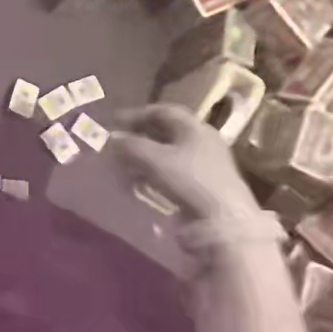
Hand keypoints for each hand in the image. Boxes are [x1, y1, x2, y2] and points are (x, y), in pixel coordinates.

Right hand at [112, 105, 264, 221]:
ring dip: (143, 157)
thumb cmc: (189, 181)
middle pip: (166, 132)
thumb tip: (111, 138)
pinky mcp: (202, 185)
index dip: (136, 115)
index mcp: (195, 128)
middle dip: (138, 137)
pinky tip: (141, 183)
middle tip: (116, 145)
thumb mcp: (154, 159)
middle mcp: (202, 141)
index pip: (163, 111)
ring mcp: (205, 164)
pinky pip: (172, 171)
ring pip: (168, 153)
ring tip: (124, 166)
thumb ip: (130, 146)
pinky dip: (152, 172)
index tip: (113, 122)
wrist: (221, 219)